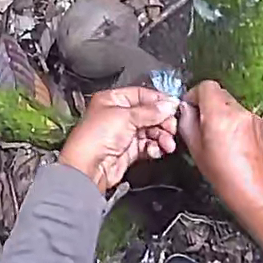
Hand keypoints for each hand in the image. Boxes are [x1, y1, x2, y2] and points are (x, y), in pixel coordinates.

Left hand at [59, 87, 180, 193]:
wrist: (88, 168)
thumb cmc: (95, 137)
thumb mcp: (126, 117)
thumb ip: (150, 111)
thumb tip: (168, 104)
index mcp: (112, 99)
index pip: (141, 95)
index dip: (158, 101)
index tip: (173, 107)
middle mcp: (118, 115)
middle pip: (148, 114)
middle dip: (162, 121)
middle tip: (171, 128)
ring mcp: (123, 133)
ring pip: (150, 131)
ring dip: (162, 136)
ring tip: (167, 143)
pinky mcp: (128, 151)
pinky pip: (147, 146)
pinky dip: (154, 148)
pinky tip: (156, 150)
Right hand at [181, 81, 262, 262]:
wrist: (259, 195)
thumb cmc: (228, 179)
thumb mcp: (196, 150)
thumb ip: (187, 123)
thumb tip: (185, 111)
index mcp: (220, 114)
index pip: (205, 86)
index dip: (193, 95)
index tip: (189, 108)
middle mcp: (239, 112)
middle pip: (218, 94)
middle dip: (207, 106)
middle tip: (200, 125)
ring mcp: (254, 119)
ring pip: (231, 106)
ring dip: (221, 116)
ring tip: (216, 141)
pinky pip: (243, 118)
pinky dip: (235, 125)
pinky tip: (232, 147)